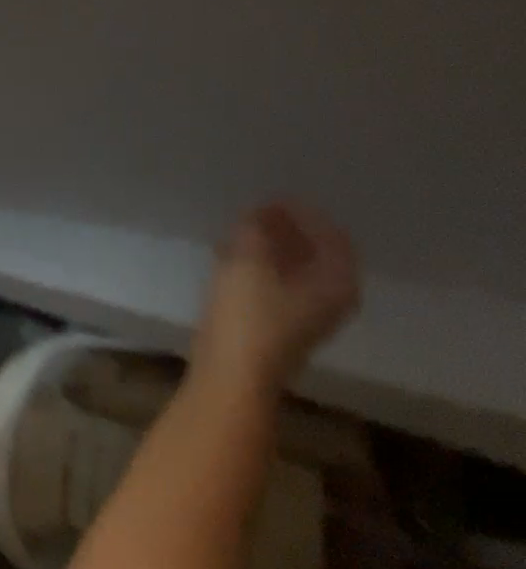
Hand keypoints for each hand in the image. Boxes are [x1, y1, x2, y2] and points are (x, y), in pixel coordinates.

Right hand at [191, 202, 359, 398]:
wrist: (233, 373)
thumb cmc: (249, 317)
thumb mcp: (247, 265)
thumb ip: (254, 233)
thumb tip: (257, 214)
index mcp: (337, 283)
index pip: (333, 237)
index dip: (306, 214)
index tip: (275, 196)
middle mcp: (330, 298)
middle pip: (315, 254)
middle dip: (288, 230)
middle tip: (257, 209)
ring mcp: (304, 314)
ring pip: (292, 269)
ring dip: (270, 247)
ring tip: (240, 228)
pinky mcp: (277, 324)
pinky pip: (274, 283)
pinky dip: (258, 266)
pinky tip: (230, 258)